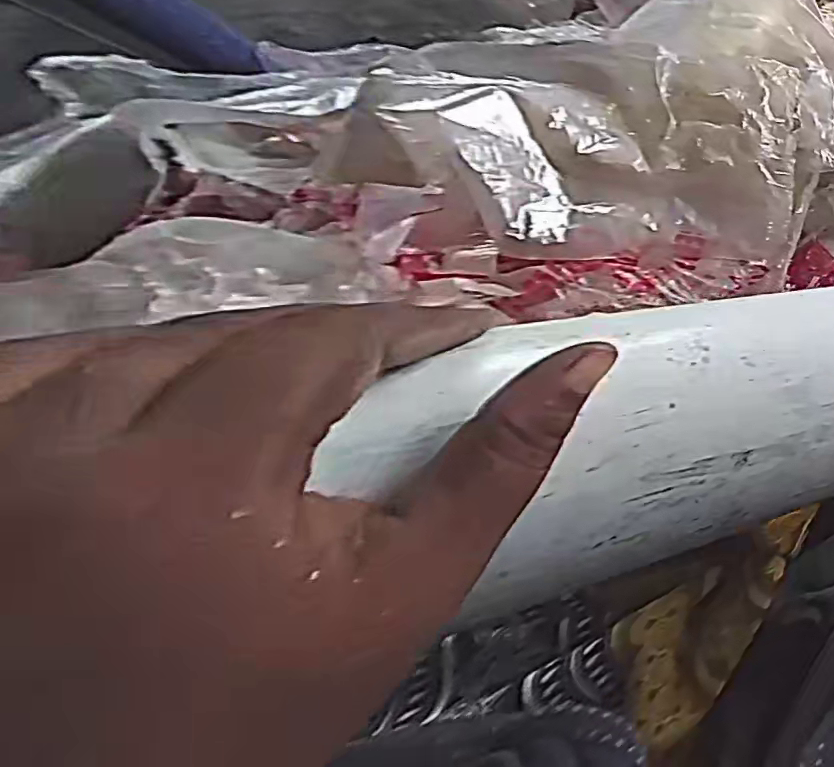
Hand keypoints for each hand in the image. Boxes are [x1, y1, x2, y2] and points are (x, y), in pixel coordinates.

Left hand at [0, 304, 616, 766]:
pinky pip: (13, 377)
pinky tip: (153, 394)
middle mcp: (51, 458)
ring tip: (298, 375)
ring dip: (226, 346)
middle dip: (331, 336)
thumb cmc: (268, 697)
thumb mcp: (417, 581)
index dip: (407, 325)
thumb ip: (505, 460)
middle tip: (400, 361)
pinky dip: (97, 367)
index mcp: (190, 478)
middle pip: (227, 335)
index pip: (320, 343)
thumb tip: (587, 361)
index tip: (464, 330)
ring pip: (118, 343)